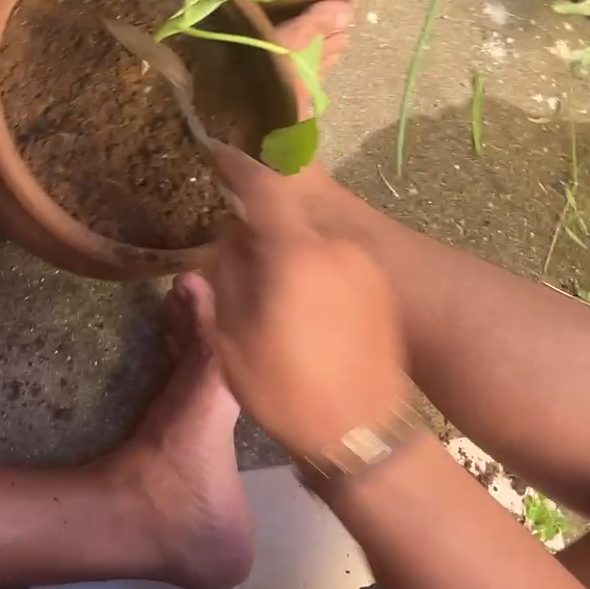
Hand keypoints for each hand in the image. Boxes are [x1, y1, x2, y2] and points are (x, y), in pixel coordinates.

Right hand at [207, 144, 408, 461]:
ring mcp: (362, 268)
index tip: (213, 153)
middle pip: (288, 209)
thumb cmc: (285, 388)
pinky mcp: (376, 289)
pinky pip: (330, 256)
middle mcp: (336, 248)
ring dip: (282, 238)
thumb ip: (228, 273)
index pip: (263, 185)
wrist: (363, 436)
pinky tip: (290, 293)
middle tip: (226, 223)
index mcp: (298, 252)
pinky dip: (305, 258)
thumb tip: (231, 237)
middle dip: (256, 211)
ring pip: (309, 234)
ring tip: (256, 267)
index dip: (235, 164)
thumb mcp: (233, 336)